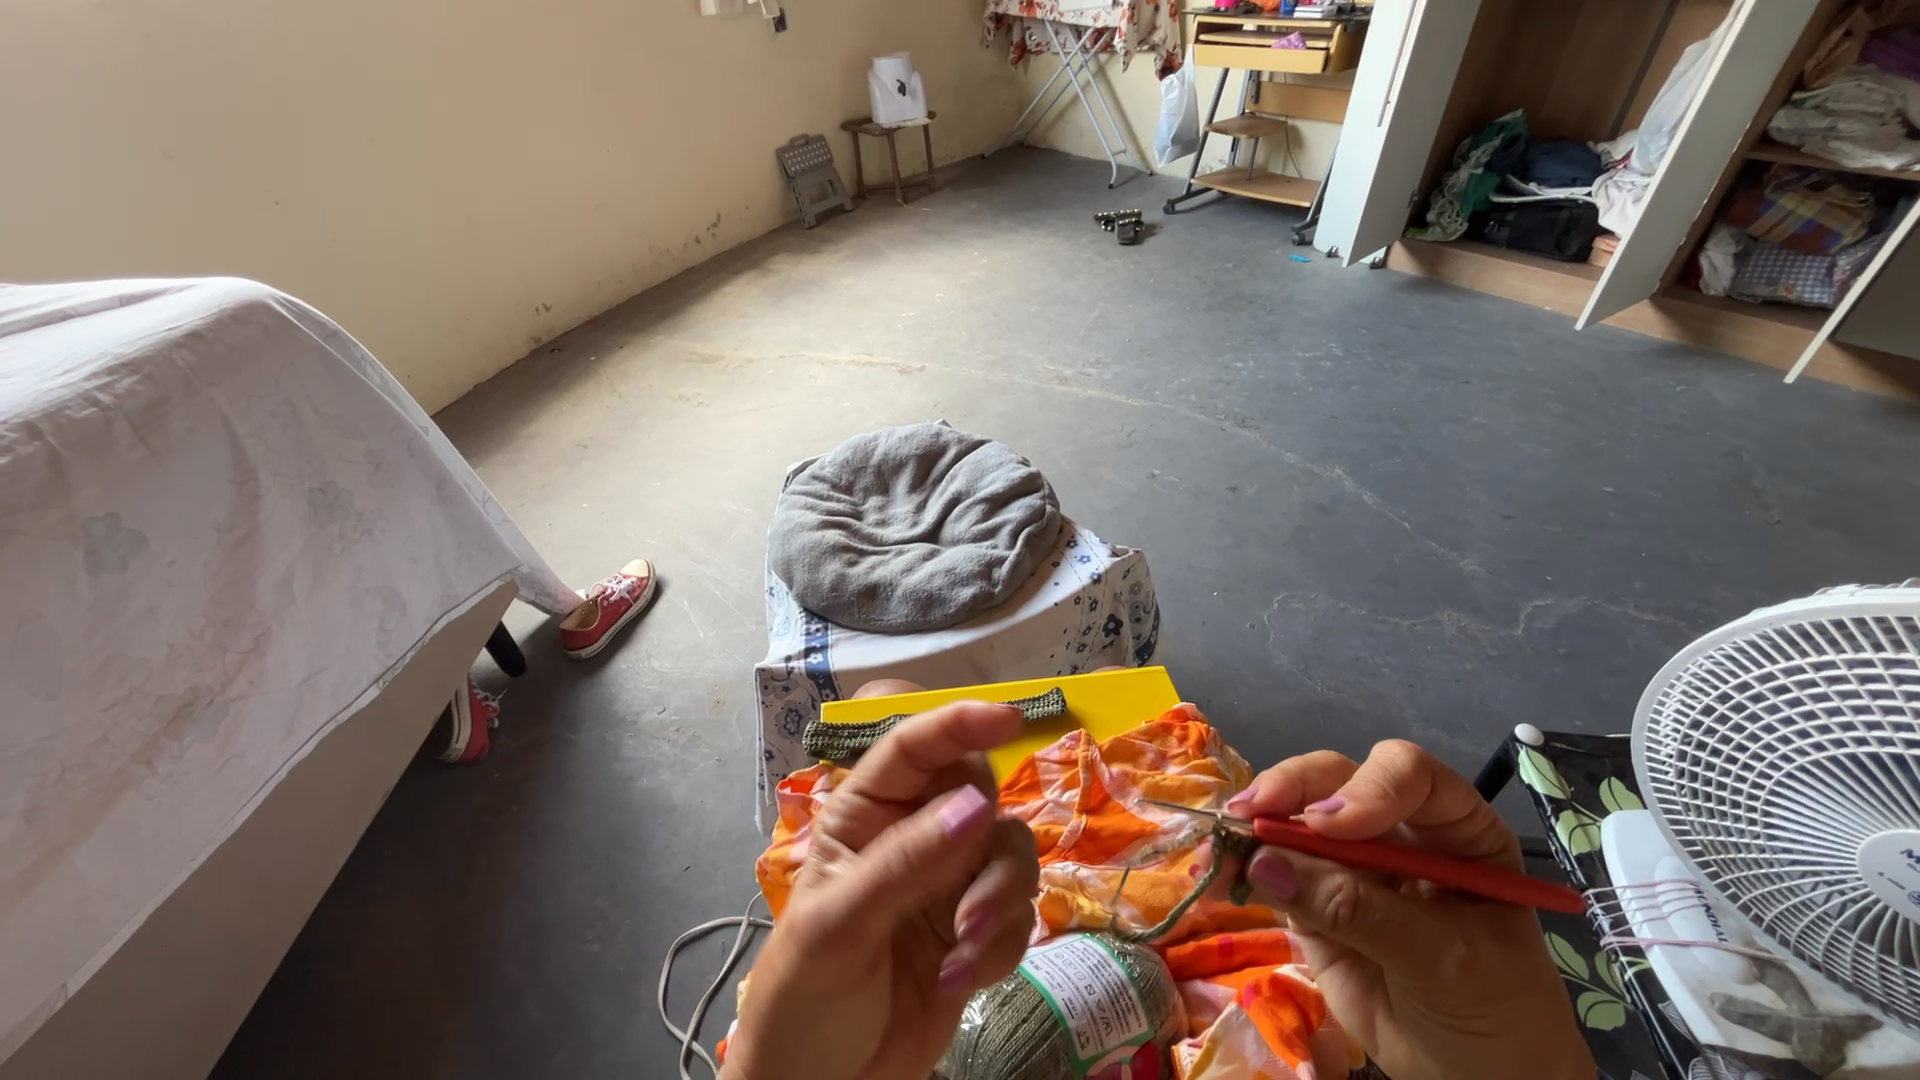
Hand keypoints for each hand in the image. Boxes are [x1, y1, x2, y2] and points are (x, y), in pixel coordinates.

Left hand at [722, 702, 1039, 1079]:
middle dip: (987, 831)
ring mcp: (950, 880)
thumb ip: (907, 862)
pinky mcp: (978, 928)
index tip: (1008, 718)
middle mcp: (914, 833)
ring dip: (1000, 897)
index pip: (914, 747)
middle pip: (979, 790)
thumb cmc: (803, 994)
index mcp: (866, 812)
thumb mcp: (840, 924)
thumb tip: (977, 805)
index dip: (959, 722)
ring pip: (1010, 851)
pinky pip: (1019, 912)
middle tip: (975, 870)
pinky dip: (1001, 943)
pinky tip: (958, 979)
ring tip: (963, 947)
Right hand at [1232, 740, 1594, 1079]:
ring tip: (1218, 846)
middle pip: (1335, 778)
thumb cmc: (1495, 1013)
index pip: (1408, 774)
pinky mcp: (1309, 893)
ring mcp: (1348, 859)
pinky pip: (1270, 866)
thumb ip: (1357, 909)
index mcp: (1453, 826)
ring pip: (1292, 813)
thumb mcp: (1442, 959)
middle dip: (1290, 790)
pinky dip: (1237, 863)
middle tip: (1250, 815)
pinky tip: (1214, 870)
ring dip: (1252, 823)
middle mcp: (1396, 826)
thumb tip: (1264, 863)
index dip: (1366, 787)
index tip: (1328, 826)